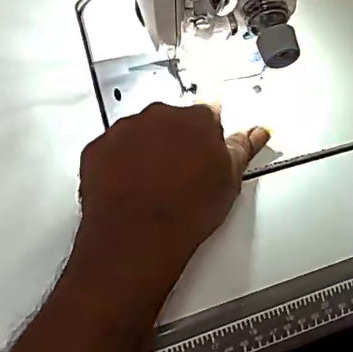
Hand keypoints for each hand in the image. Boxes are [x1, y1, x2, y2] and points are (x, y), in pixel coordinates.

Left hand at [77, 103, 270, 279]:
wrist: (138, 237)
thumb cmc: (183, 211)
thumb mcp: (229, 180)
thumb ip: (242, 148)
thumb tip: (254, 134)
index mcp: (196, 119)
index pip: (207, 114)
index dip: (207, 136)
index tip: (205, 151)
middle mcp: (159, 116)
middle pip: (170, 121)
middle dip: (175, 142)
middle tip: (181, 175)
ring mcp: (125, 131)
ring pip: (139, 133)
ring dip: (146, 151)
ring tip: (154, 186)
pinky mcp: (98, 149)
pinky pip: (110, 150)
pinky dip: (118, 164)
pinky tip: (129, 187)